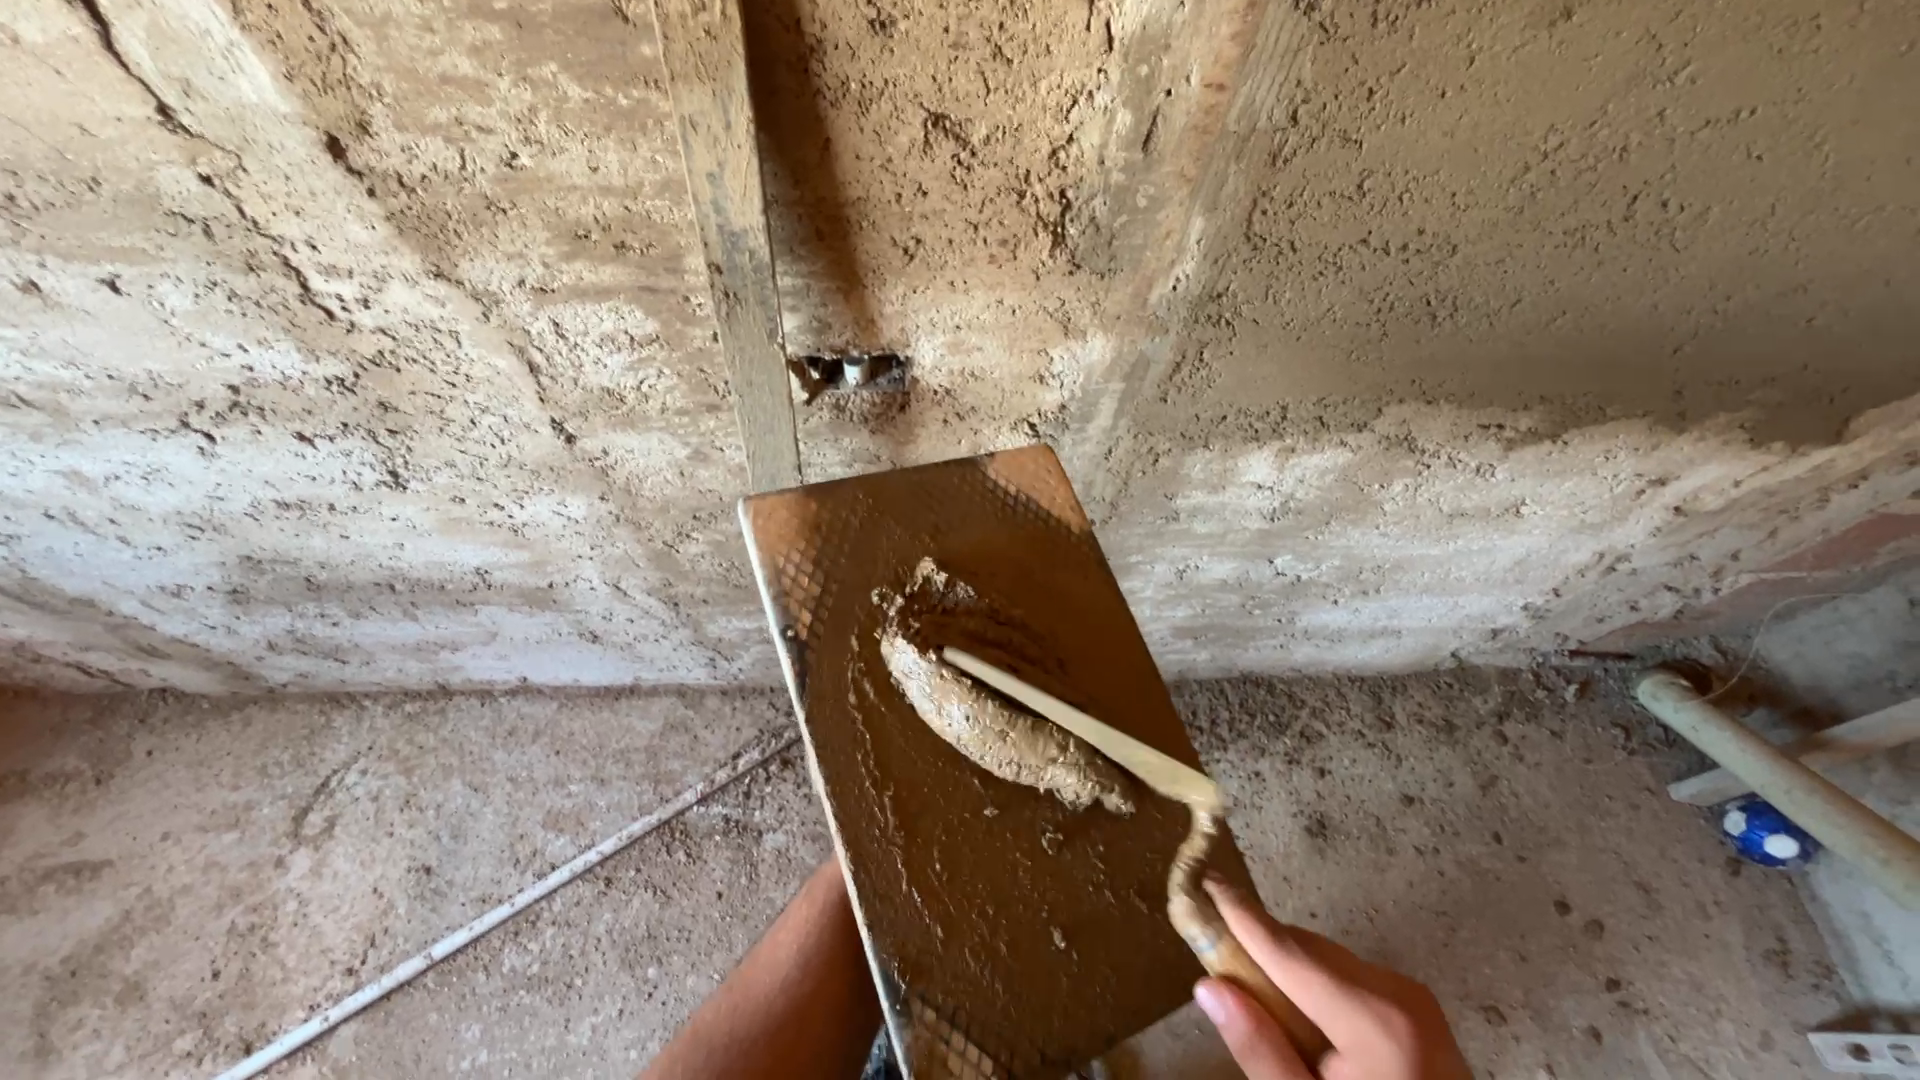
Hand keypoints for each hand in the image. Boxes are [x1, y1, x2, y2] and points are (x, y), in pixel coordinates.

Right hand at [1193, 879, 1471, 1079]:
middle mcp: (1397, 992)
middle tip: (1215, 950)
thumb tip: (1208, 986)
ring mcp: (1414, 997)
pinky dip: (1317, 984)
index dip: (1240, 913)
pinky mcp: (1419, 1007)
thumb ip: (1260, 1050)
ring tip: (1258, 996)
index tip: (1205, 877)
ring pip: (1327, 959)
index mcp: (1372, 1020)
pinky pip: (1349, 976)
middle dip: (1260, 946)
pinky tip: (1303, 1016)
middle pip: (1307, 949)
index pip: (1287, 950)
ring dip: (1288, 967)